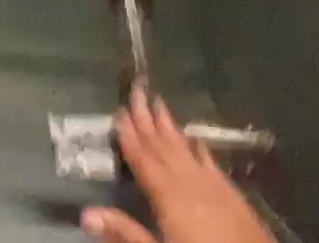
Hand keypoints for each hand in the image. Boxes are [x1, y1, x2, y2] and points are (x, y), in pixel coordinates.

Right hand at [81, 85, 277, 242]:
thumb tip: (85, 213)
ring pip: (185, 149)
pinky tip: (196, 140)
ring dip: (170, 127)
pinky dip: (199, 150)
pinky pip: (210, 164)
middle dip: (147, 118)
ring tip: (159, 102)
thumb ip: (125, 232)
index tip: (119, 109)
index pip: (142, 158)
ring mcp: (213, 188)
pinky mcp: (233, 197)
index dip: (129, 135)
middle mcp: (188, 183)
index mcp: (167, 195)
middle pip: (162, 146)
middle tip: (137, 89)